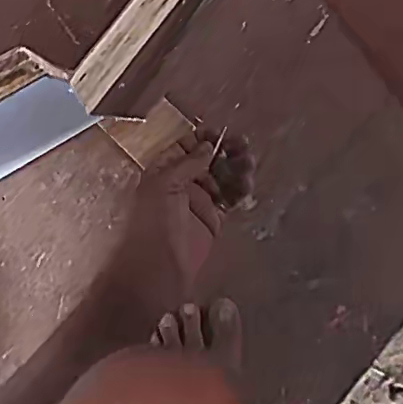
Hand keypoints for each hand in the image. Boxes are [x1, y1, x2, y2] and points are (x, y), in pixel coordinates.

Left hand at [109, 131, 249, 305]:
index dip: (203, 137)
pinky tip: (248, 184)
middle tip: (243, 146)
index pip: (186, 145)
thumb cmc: (153, 223)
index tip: (223, 133)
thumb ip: (187, 164)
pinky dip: (240, 190)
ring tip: (249, 163)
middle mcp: (181, 182)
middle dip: (225, 150)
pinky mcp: (212, 219)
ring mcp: (197, 201)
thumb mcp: (163, 185)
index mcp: (163, 169)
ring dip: (236, 168)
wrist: (155, 270)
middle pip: (207, 159)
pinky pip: (229, 199)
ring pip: (221, 177)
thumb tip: (208, 145)